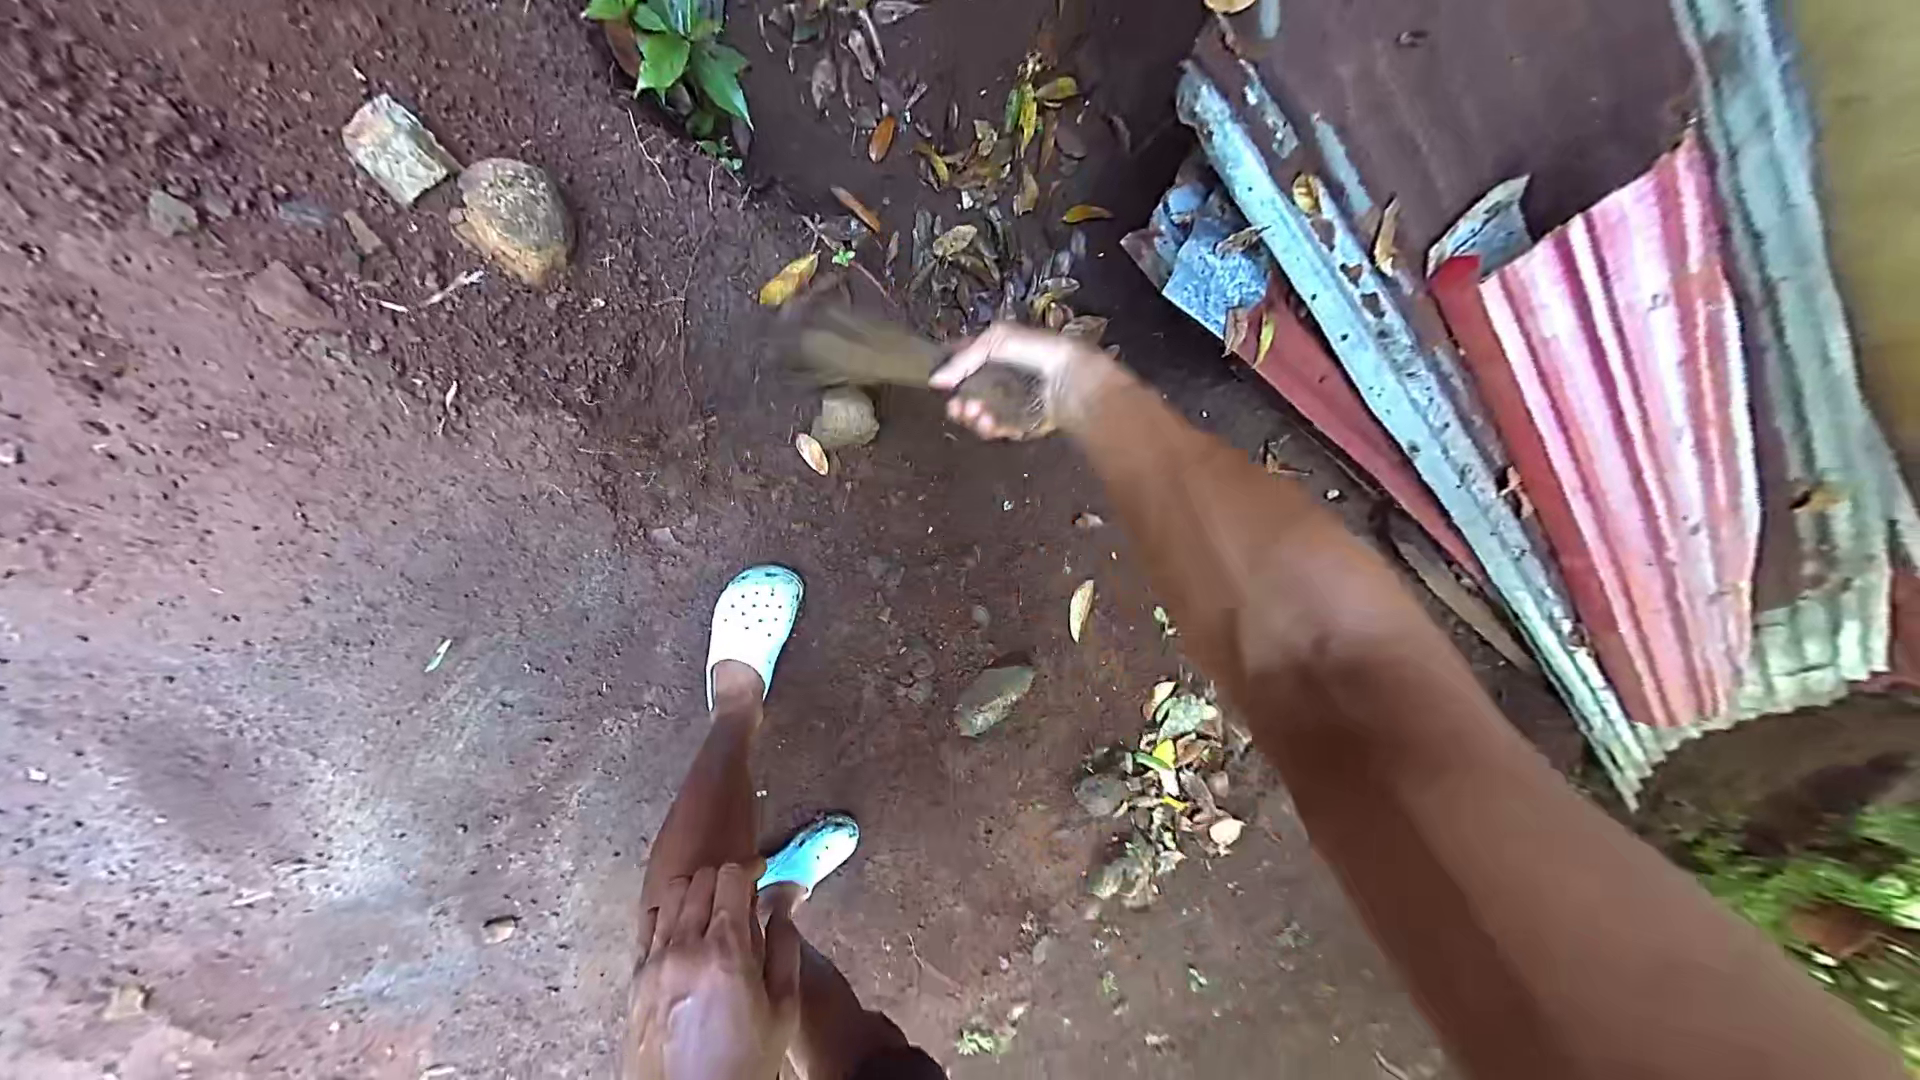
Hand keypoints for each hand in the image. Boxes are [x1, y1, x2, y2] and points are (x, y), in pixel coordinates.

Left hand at [625, 864, 800, 1079]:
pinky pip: (647, 925)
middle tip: (740, 895)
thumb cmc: (742, 1065)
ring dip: (695, 891)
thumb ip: (786, 947)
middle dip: (724, 877)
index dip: (749, 867)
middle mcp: (684, 948)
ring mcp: (653, 964)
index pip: (730, 875)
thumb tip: (782, 906)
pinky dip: (668, 914)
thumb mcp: (784, 1009)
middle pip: (700, 878)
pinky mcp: (635, 982)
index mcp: (725, 950)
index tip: (760, 872)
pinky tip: (685, 932)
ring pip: (670, 895)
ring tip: (712, 911)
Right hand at [930, 322, 1112, 438]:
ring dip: (972, 416)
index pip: (971, 362)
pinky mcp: (1026, 425)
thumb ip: (966, 357)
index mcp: (1006, 353)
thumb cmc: (1043, 355)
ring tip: (971, 414)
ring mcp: (1018, 403)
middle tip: (955, 407)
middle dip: (960, 401)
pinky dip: (990, 428)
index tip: (941, 381)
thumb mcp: (1000, 339)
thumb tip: (935, 381)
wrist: (1080, 385)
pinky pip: (1001, 429)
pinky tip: (985, 423)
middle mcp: (1010, 378)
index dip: (954, 371)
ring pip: (985, 414)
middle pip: (974, 393)